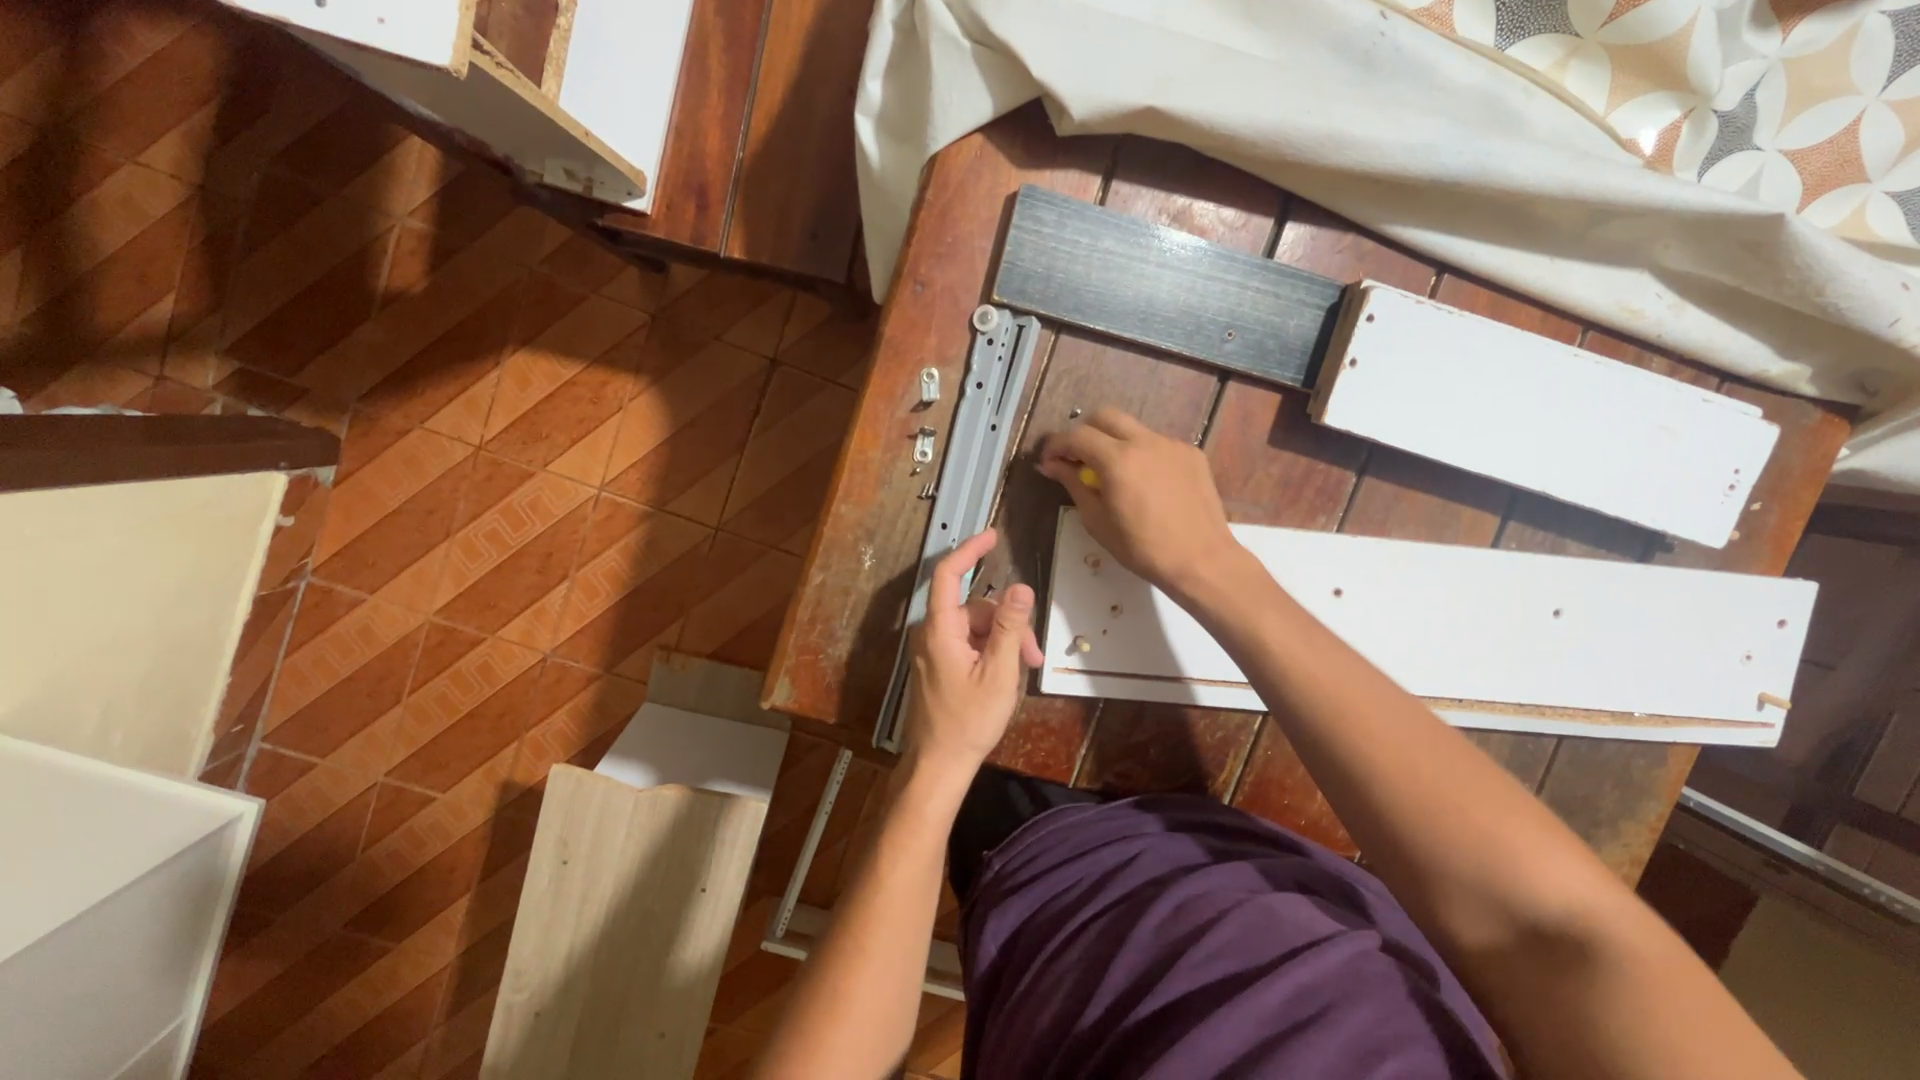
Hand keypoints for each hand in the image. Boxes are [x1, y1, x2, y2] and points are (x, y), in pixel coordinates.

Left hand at [903, 528, 1043, 777]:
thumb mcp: (999, 672)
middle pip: (974, 607)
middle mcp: (931, 633)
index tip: (993, 536)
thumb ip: (1010, 628)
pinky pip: (968, 645)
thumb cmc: (969, 720)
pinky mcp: (938, 665)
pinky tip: (1007, 677)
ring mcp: (933, 650)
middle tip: (1034, 656)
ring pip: (976, 628)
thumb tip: (1021, 586)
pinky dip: (991, 654)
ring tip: (1024, 671)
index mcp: (939, 629)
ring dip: (1004, 642)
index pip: (949, 574)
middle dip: (1008, 624)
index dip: (970, 550)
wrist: (939, 763)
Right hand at [1039, 407, 1240, 600]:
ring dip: (1116, 443)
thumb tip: (1053, 465)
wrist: (1200, 560)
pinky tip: (1147, 484)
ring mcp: (1172, 445)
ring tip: (1115, 474)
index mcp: (1117, 459)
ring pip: (1134, 429)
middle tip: (1078, 459)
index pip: (1077, 436)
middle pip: (1105, 416)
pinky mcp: (1192, 454)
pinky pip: (1158, 445)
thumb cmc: (1142, 548)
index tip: (1048, 462)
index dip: (1056, 446)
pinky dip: (1143, 455)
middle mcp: (1145, 441)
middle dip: (1085, 432)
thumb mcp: (1097, 521)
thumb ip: (1074, 485)